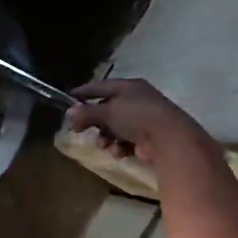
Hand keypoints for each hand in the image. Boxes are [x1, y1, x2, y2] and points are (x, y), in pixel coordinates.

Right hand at [66, 78, 214, 165]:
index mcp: (129, 86)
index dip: (84, 92)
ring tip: (105, 145)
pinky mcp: (149, 136)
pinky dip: (121, 146)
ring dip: (107, 137)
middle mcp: (137, 99)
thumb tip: (70, 113)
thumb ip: (87, 113)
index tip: (69, 99)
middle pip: (108, 109)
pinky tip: (120, 152)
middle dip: (95, 122)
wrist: (169, 138)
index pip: (101, 86)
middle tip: (80, 131)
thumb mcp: (107, 112)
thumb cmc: (136, 117)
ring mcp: (144, 118)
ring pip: (116, 127)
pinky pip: (127, 140)